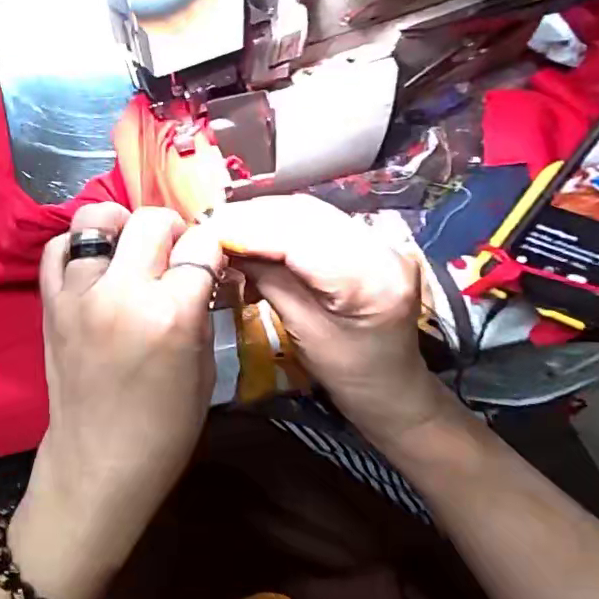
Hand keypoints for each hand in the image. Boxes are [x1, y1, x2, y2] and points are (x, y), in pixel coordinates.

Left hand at [12, 203, 222, 598]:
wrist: (98, 460)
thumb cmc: (164, 427)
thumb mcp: (203, 369)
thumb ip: (200, 310)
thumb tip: (202, 269)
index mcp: (169, 314)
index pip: (200, 246)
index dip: (211, 249)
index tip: (209, 260)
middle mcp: (121, 292)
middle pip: (150, 221)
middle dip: (171, 230)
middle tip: (173, 252)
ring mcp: (77, 294)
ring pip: (95, 220)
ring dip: (121, 228)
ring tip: (129, 248)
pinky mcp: (49, 303)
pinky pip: (56, 249)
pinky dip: (75, 246)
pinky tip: (92, 261)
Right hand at [207, 195, 447, 447]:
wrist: (394, 387)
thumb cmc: (350, 373)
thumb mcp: (304, 331)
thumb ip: (269, 281)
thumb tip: (225, 247)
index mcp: (371, 278)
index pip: (298, 238)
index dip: (247, 230)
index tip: (204, 231)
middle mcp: (380, 247)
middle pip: (302, 214)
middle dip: (249, 217)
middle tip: (206, 226)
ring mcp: (376, 240)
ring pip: (305, 211)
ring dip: (260, 216)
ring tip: (222, 229)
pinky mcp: (365, 241)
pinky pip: (313, 219)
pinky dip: (276, 223)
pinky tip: (251, 234)